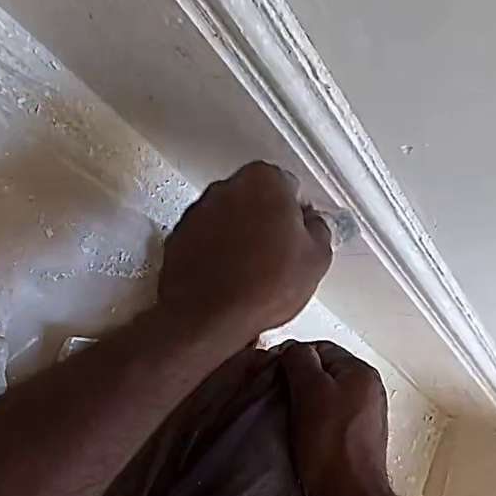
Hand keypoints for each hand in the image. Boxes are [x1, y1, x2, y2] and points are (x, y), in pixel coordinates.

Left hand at [158, 162, 332, 338]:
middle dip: (265, 221)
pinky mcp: (177, 237)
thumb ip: (317, 229)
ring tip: (254, 271)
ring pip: (227, 219)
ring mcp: (196, 212)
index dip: (298, 214)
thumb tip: (312, 227)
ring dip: (238, 236)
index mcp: (262, 180)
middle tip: (280, 253)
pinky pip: (204, 239)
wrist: (207, 316)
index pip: (289, 186)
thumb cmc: (257, 286)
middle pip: (254, 199)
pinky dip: (215, 252)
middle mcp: (224, 189)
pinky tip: (230, 277)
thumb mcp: (315, 257)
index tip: (301, 232)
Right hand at [279, 340, 389, 495]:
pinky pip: (324, 416)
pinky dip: (308, 419)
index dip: (292, 356)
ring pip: (320, 393)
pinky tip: (297, 430)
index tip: (273, 373)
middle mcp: (367, 390)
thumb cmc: (330, 443)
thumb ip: (299, 359)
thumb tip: (290, 349)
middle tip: (277, 393)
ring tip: (285, 414)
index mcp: (361, 373)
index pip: (318, 347)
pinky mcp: (352, 436)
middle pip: (320, 370)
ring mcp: (362, 415)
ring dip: (300, 400)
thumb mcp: (309, 389)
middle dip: (296, 379)